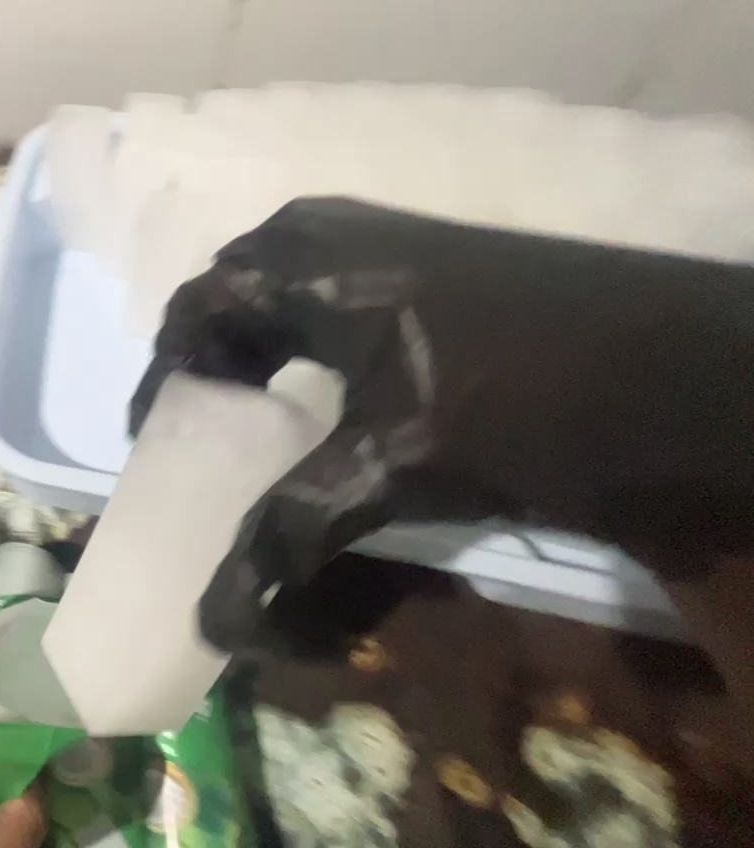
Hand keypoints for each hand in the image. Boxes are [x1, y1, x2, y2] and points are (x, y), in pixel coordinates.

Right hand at [132, 198, 753, 659]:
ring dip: (252, 339)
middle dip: (205, 353)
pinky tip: (325, 373)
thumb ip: (296, 528)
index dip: (162, 375)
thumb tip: (215, 620)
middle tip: (204, 416)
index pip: (191, 311)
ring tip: (253, 398)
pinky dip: (300, 327)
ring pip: (274, 282)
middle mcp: (324, 229)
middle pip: (227, 291)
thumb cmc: (534, 400)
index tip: (152, 432)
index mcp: (300, 262)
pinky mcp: (423, 249)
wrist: (720, 365)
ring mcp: (380, 231)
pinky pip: (323, 280)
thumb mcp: (401, 464)